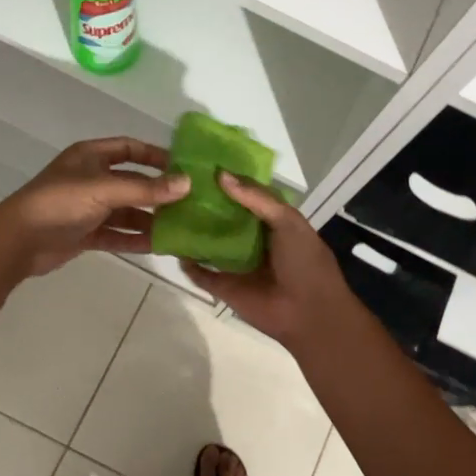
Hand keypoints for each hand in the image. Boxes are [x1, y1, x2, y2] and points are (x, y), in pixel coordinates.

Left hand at [0, 138, 190, 276]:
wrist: (18, 241)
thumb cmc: (59, 203)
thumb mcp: (104, 190)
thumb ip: (146, 189)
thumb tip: (187, 184)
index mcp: (90, 156)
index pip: (130, 148)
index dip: (156, 155)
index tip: (183, 168)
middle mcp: (90, 178)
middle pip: (132, 182)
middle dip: (158, 193)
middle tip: (190, 203)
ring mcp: (87, 207)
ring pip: (126, 211)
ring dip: (150, 219)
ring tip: (180, 228)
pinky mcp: (85, 233)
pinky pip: (116, 234)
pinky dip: (135, 238)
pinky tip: (158, 246)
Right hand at [180, 173, 366, 352]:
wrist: (309, 313)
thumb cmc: (304, 261)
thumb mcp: (288, 221)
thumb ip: (257, 198)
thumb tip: (221, 175)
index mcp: (272, 221)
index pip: (246, 196)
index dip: (228, 180)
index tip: (201, 163)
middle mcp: (252, 240)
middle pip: (224, 218)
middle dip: (204, 204)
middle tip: (175, 183)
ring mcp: (237, 264)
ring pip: (210, 244)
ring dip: (193, 231)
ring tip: (165, 210)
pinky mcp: (225, 287)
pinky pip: (202, 273)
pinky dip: (188, 263)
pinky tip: (171, 246)